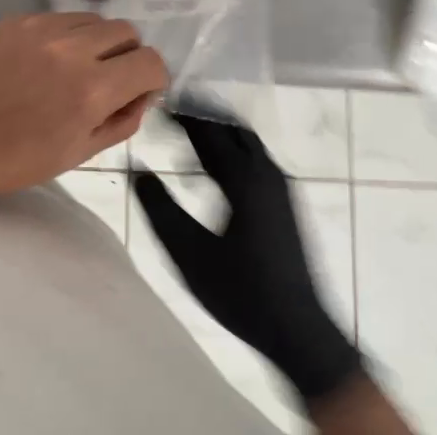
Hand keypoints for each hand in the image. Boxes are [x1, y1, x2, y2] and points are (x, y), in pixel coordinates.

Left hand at [0, 13, 167, 199]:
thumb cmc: (16, 160)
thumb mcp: (81, 151)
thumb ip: (123, 119)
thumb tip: (143, 92)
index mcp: (90, 90)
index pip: (150, 62)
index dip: (151, 80)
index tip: (137, 93)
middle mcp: (69, 50)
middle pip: (126, 32)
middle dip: (127, 57)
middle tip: (107, 83)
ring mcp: (39, 29)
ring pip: (94, 20)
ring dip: (97, 43)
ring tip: (74, 71)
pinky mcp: (16, 20)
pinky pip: (61, 18)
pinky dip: (66, 36)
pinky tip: (45, 62)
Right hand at [134, 112, 361, 404]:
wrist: (299, 331)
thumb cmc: (240, 293)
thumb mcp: (188, 253)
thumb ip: (159, 208)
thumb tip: (138, 169)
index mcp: (244, 180)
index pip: (207, 131)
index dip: (180, 114)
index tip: (154, 105)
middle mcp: (267, 174)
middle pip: (231, 127)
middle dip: (199, 116)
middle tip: (166, 115)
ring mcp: (281, 188)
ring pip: (245, 142)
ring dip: (215, 133)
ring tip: (181, 137)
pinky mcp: (285, 203)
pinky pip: (253, 158)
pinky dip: (228, 150)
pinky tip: (207, 172)